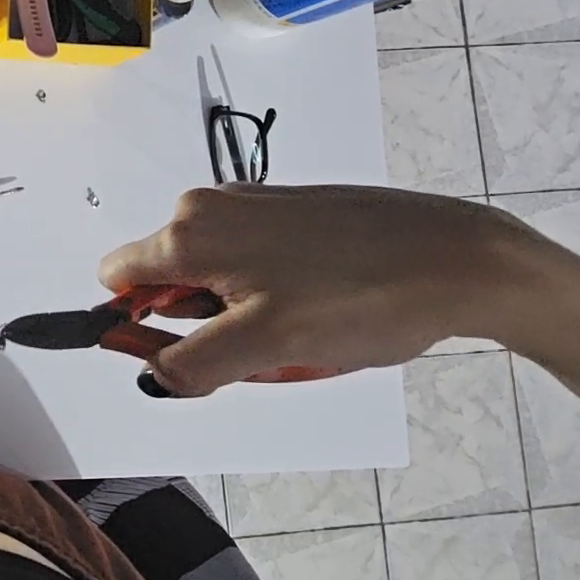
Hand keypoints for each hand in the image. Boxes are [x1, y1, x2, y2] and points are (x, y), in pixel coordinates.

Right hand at [99, 184, 553, 396]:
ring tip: (299, 327)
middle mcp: (205, 208)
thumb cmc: (365, 296)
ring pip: (210, 277)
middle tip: (262, 344)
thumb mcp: (266, 346)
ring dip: (236, 314)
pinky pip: (245, 261)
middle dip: (201, 323)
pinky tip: (316, 306)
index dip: (135, 322)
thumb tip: (150, 374)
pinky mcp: (282, 211)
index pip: (115, 278)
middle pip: (166, 282)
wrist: (463, 260)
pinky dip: (265, 293)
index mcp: (187, 233)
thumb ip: (189, 364)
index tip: (185, 351)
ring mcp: (247, 205)